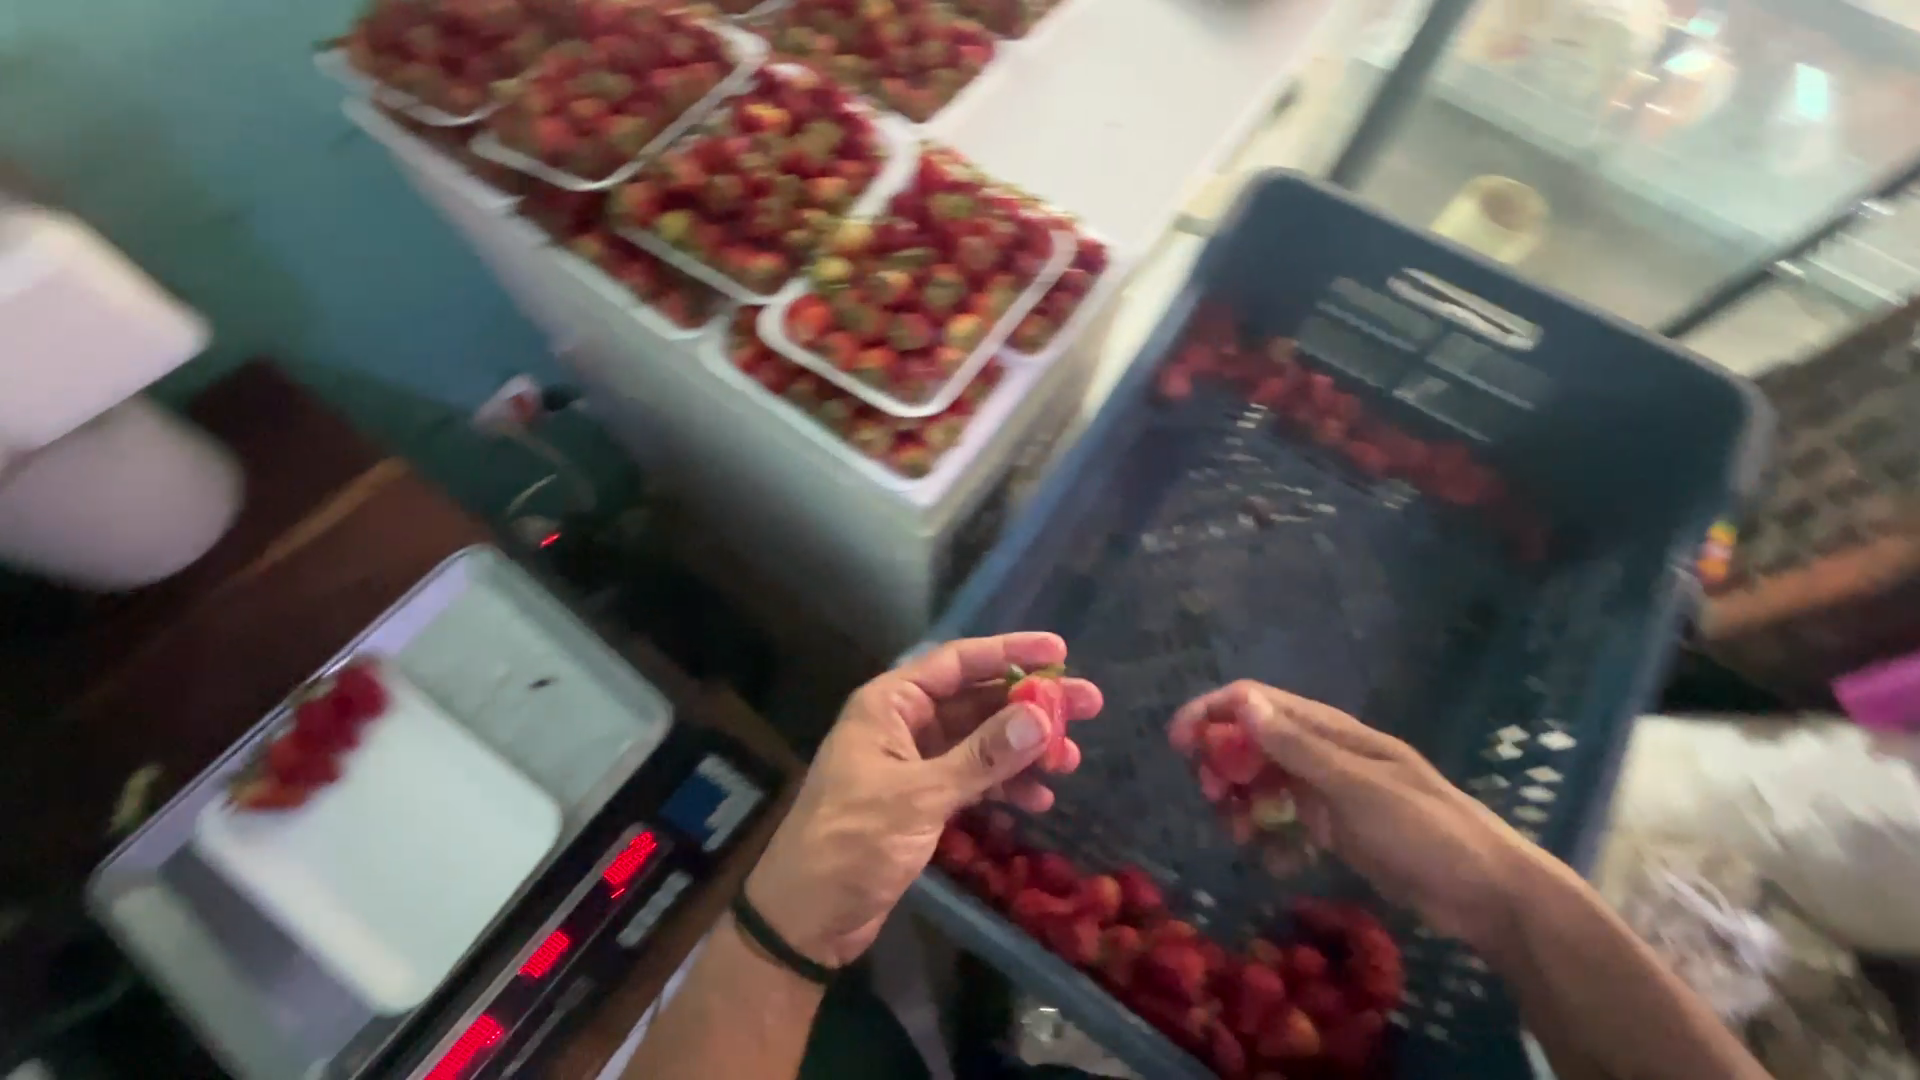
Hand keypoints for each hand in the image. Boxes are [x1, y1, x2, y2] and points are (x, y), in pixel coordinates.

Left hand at [747, 632, 1102, 967]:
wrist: (805, 918)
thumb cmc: (851, 842)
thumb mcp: (919, 796)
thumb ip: (982, 756)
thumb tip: (1040, 717)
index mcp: (890, 704)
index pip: (957, 661)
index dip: (1010, 652)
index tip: (1060, 653)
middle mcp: (904, 724)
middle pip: (977, 700)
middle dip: (1030, 705)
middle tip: (1089, 707)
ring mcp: (914, 763)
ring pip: (980, 741)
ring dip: (1023, 748)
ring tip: (1070, 761)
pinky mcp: (923, 800)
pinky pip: (973, 778)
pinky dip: (1004, 784)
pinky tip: (1038, 798)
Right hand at [1170, 681, 1538, 950]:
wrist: (1491, 896)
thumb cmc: (1425, 831)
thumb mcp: (1355, 788)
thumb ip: (1297, 747)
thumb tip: (1241, 701)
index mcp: (1330, 731)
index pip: (1256, 702)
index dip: (1213, 714)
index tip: (1179, 743)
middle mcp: (1323, 754)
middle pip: (1252, 742)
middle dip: (1222, 764)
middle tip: (1209, 797)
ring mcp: (1328, 792)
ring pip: (1264, 784)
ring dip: (1241, 804)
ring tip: (1237, 836)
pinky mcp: (1335, 828)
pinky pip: (1286, 823)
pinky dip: (1272, 838)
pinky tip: (1275, 862)